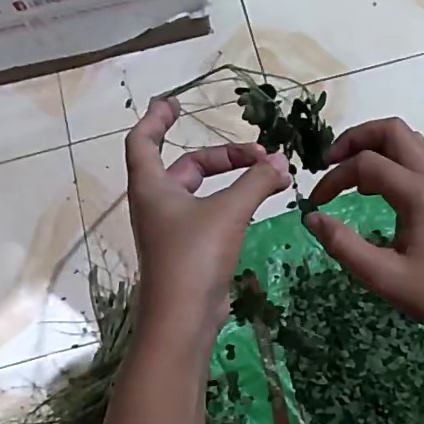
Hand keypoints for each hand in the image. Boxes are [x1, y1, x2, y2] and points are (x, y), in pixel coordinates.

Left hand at [126, 97, 291, 341]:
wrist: (183, 318)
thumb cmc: (194, 256)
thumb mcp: (229, 211)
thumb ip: (256, 182)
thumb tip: (281, 161)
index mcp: (151, 187)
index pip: (143, 141)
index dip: (156, 119)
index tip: (175, 104)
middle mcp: (156, 204)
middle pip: (185, 165)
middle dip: (222, 156)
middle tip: (260, 155)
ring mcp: (171, 230)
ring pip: (200, 192)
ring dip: (231, 181)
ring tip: (270, 177)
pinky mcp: (187, 251)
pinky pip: (208, 215)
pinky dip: (230, 205)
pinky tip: (257, 206)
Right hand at [303, 118, 423, 339]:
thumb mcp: (382, 276)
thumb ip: (343, 245)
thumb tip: (311, 218)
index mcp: (418, 195)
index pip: (366, 164)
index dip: (334, 179)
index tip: (315, 203)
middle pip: (392, 130)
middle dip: (354, 139)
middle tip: (328, 164)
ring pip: (405, 140)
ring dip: (371, 146)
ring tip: (345, 172)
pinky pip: (413, 158)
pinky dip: (386, 160)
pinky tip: (370, 189)